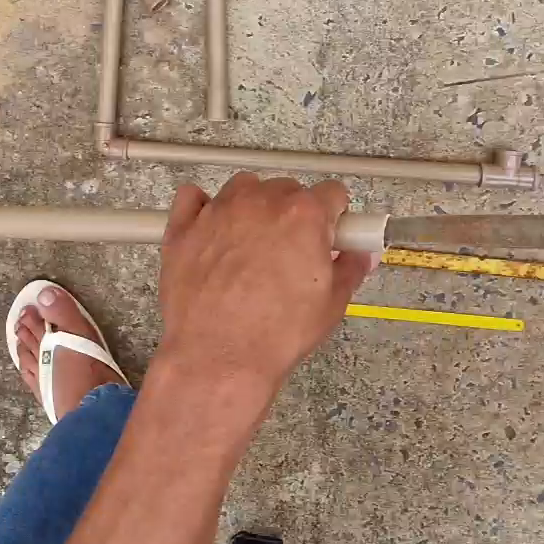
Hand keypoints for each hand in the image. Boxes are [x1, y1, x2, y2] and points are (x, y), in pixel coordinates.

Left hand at [154, 174, 376, 404]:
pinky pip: (193, 197)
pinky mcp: (184, 226)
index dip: (334, 215)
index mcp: (303, 215)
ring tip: (251, 244)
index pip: (331, 193)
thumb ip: (349, 269)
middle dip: (293, 213)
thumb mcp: (331, 305)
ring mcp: (218, 210)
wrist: (218, 356)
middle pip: (286, 189)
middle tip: (291, 250)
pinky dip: (202, 207)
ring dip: (252, 206)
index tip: (330, 231)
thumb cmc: (274, 334)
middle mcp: (260, 202)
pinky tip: (211, 230)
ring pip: (243, 187)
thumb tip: (359, 255)